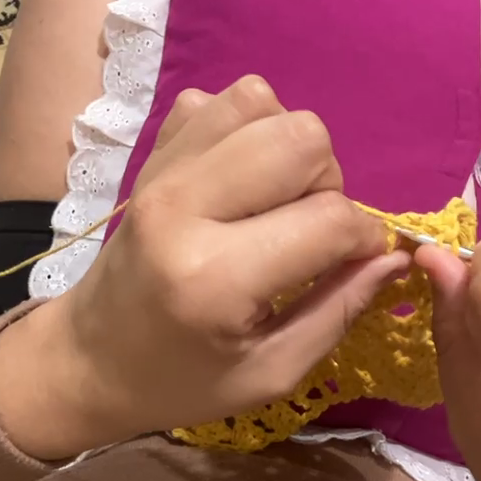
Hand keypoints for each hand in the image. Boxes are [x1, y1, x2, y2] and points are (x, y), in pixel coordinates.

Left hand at [0, 76, 409, 459]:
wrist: (85, 358)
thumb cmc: (179, 380)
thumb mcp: (269, 373)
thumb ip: (339, 310)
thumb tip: (395, 255)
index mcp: (214, 275)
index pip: (329, 218)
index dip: (366, 238)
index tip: (360, 262)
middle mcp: (184, 205)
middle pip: (301, 138)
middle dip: (328, 183)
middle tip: (309, 228)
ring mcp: (160, 169)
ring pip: (262, 102)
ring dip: (288, 148)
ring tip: (274, 198)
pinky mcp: (150, 151)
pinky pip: (219, 100)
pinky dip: (246, 128)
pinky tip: (238, 178)